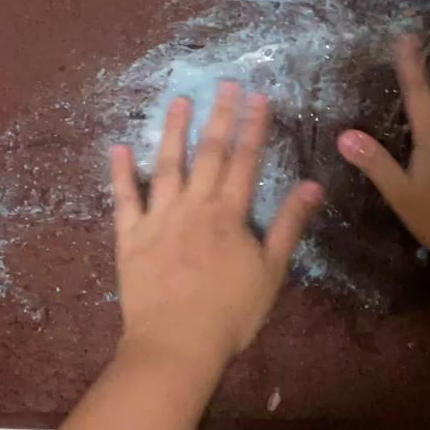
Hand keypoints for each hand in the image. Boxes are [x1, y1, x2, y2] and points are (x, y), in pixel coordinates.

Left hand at [109, 83, 320, 368]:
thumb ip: (288, 225)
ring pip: (167, 166)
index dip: (253, 126)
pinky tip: (118, 148)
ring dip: (174, 131)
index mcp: (229, 214)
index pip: (245, 160)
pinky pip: (124, 200)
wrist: (176, 346)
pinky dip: (120, 173)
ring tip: (179, 100)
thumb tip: (311, 185)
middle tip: (225, 83)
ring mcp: (159, 219)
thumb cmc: (230, 312)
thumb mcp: (271, 271)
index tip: (258, 96)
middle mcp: (195, 206)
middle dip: (220, 116)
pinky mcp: (130, 238)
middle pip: (209, 153)